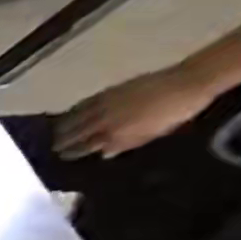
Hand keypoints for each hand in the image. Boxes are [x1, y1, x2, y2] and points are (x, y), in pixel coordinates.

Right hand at [55, 66, 214, 160]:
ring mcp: (101, 107)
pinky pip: (81, 106)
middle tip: (52, 148)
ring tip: (53, 134)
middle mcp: (102, 123)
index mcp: (115, 135)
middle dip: (61, 143)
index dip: (72, 153)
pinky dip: (71, 112)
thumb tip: (105, 154)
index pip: (84, 148)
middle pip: (74, 136)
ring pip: (72, 121)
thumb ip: (128, 143)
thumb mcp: (156, 132)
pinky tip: (67, 114)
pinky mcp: (104, 94)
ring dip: (61, 129)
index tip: (61, 157)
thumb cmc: (177, 111)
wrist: (188, 82)